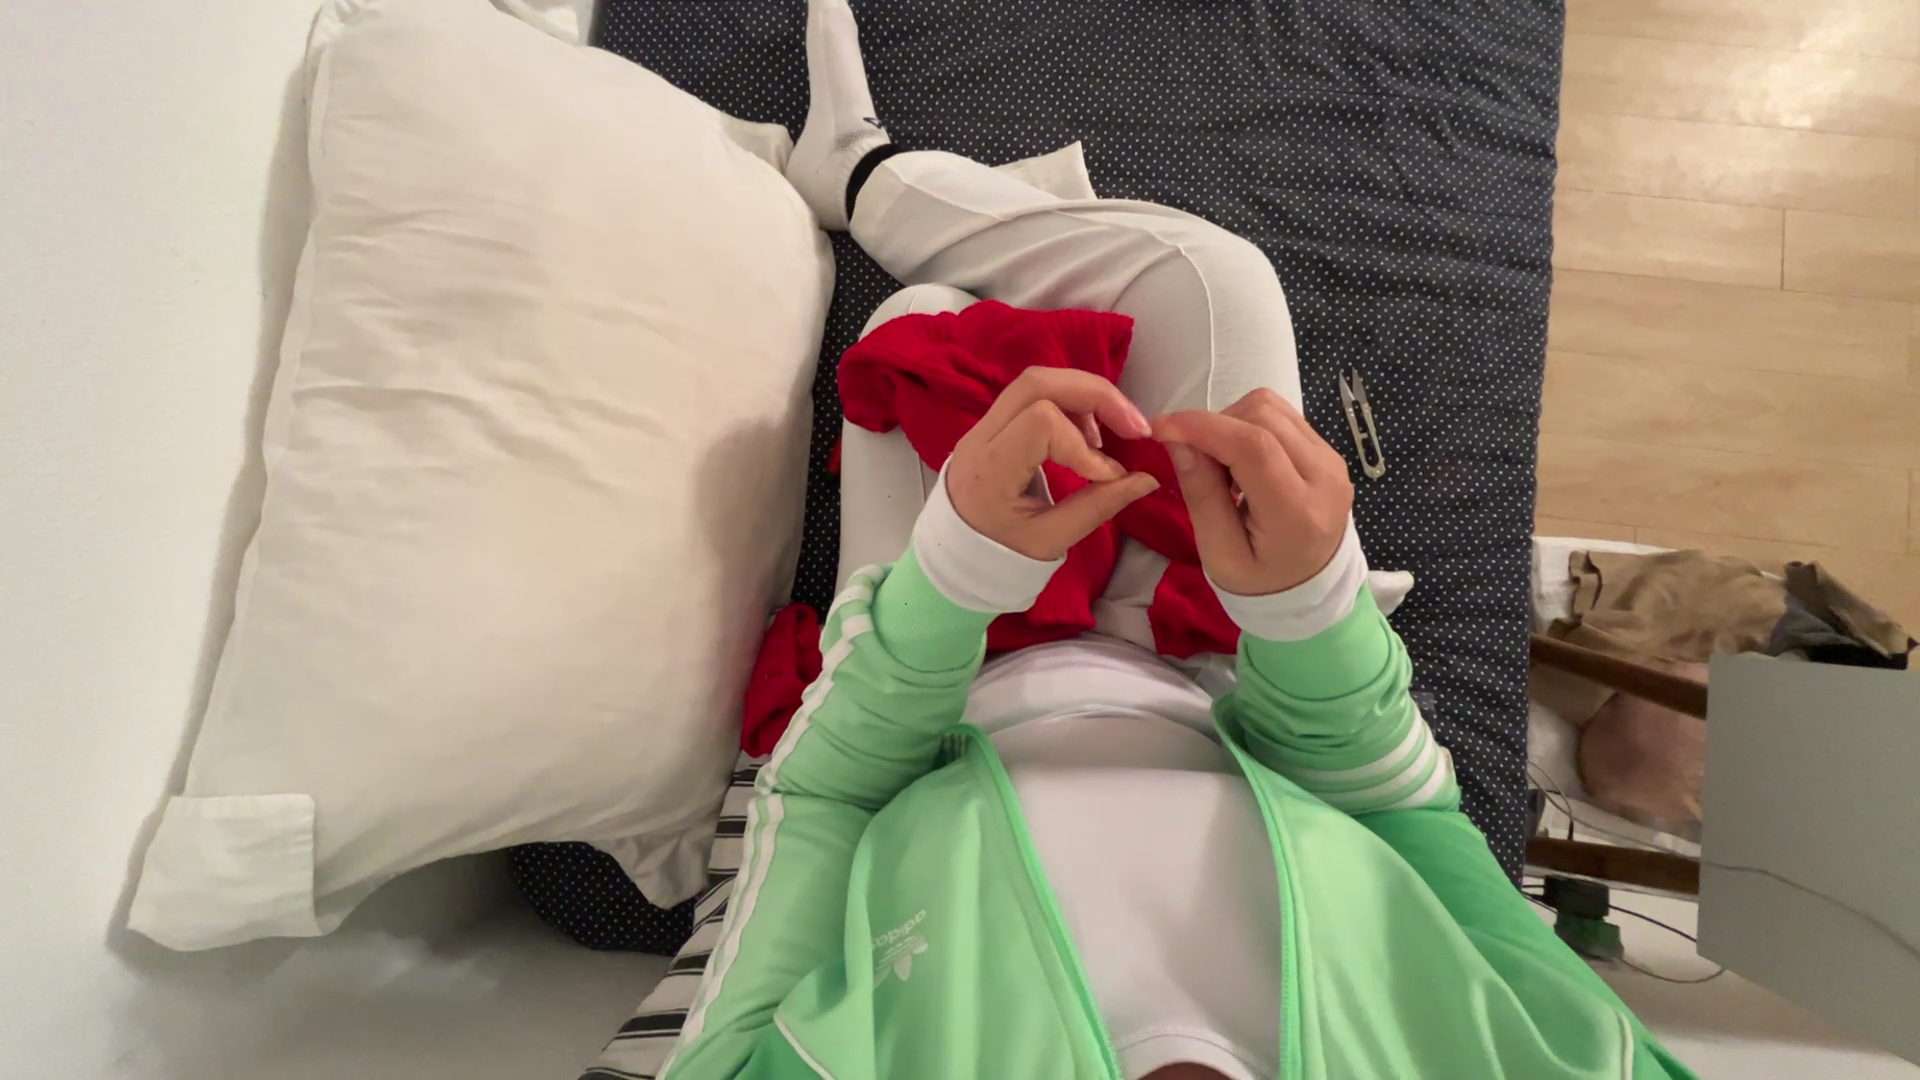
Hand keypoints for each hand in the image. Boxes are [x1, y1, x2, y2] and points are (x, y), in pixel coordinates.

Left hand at [946, 368, 1160, 560]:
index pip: (1042, 423)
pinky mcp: (992, 424)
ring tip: (1108, 437)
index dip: (1084, 445)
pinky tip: (1087, 436)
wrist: (957, 554)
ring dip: (1083, 397)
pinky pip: (1033, 396)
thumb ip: (1097, 507)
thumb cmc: (1001, 553)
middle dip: (1095, 395)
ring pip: (1036, 382)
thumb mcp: (1050, 541)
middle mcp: (979, 437)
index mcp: (988, 471)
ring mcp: (982, 426)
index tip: (1108, 477)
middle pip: (1038, 383)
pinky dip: (1069, 404)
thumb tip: (1147, 479)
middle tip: (1133, 427)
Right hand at [1154, 388, 1352, 595]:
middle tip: (1196, 462)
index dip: (1202, 427)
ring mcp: (1331, 458)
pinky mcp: (1328, 449)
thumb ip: (1200, 495)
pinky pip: (1280, 415)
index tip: (1161, 428)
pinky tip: (1241, 459)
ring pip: (1270, 407)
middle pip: (1260, 417)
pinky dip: (1248, 426)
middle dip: (1214, 427)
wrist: (1309, 587)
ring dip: (1230, 424)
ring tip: (1221, 464)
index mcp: (1297, 512)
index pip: (1252, 447)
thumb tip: (1177, 440)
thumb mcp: (1218, 552)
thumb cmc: (1257, 578)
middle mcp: (1324, 476)